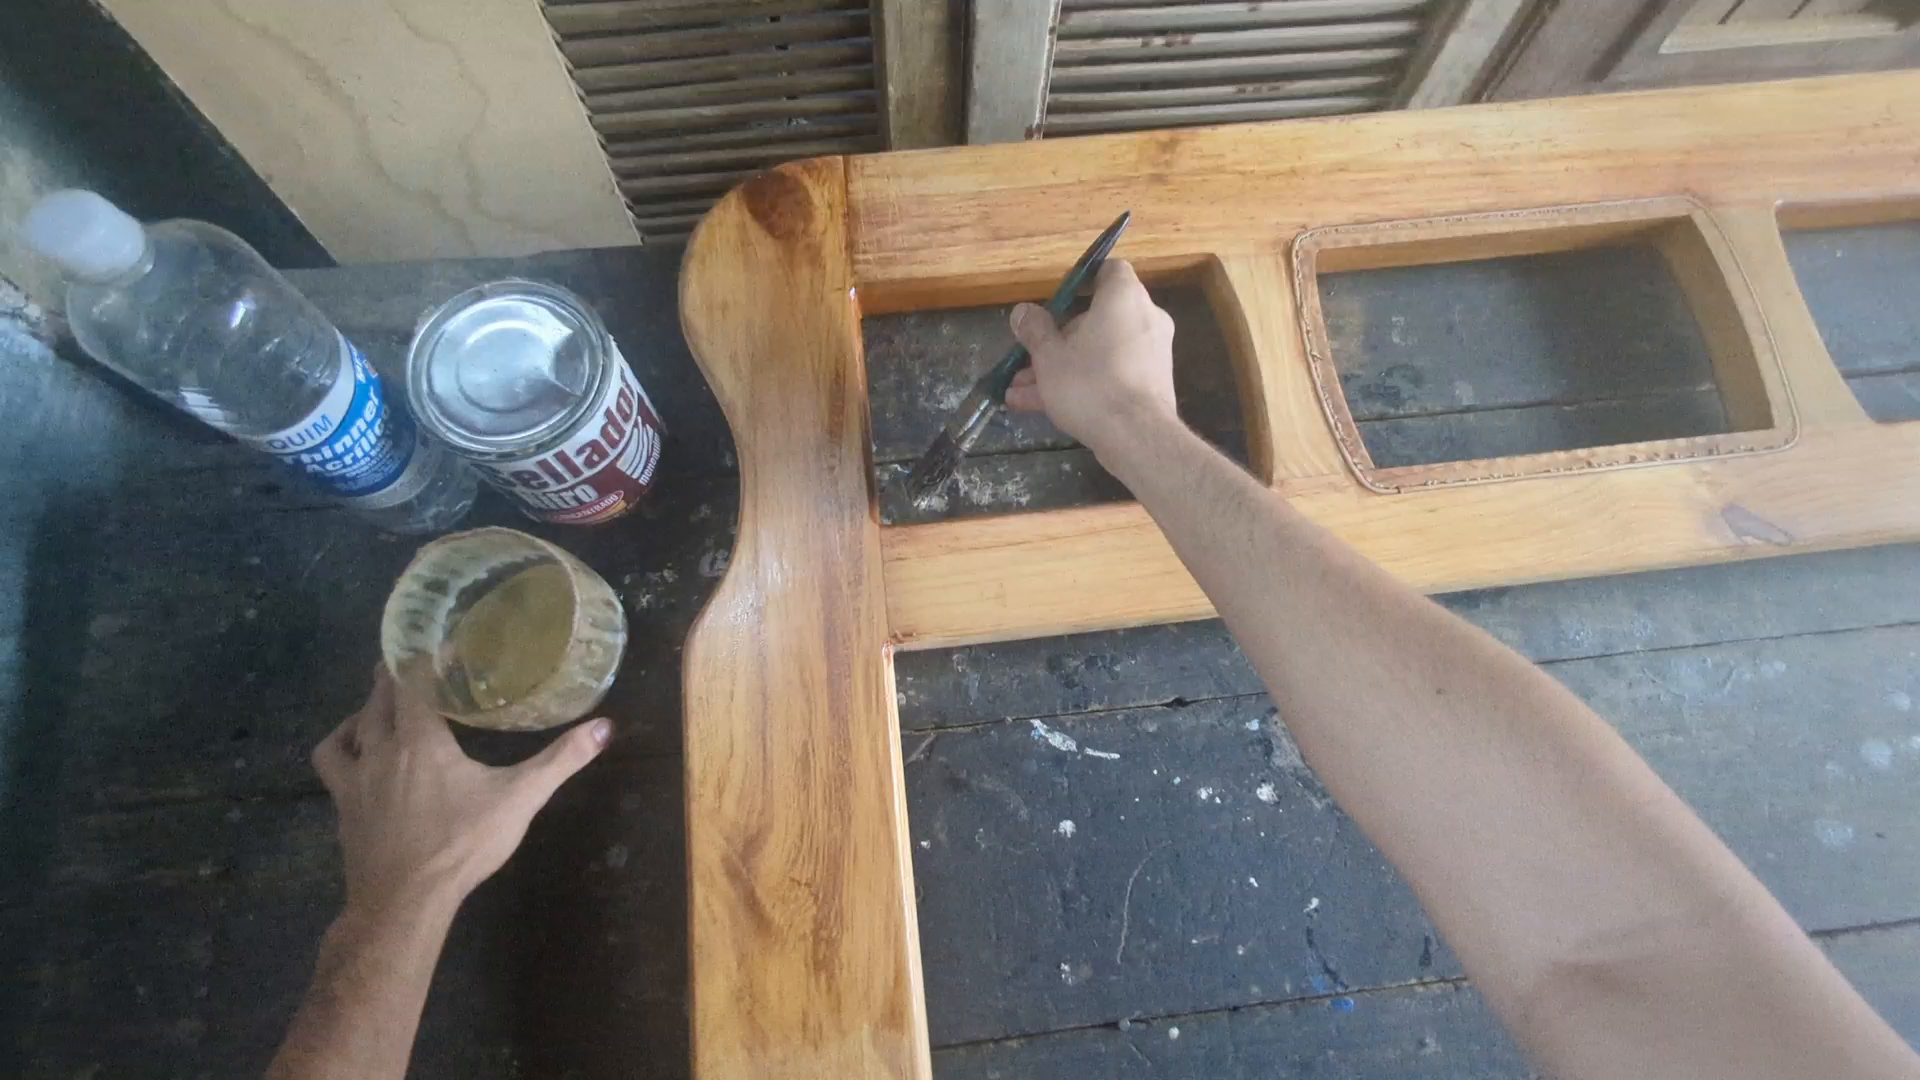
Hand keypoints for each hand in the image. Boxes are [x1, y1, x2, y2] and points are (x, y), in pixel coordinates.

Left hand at [311, 665, 610, 917]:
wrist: (403, 904)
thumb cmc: (462, 841)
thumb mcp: (521, 797)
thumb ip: (562, 759)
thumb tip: (606, 727)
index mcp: (419, 743)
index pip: (413, 687)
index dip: (422, 662)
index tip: (435, 645)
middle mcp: (380, 754)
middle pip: (374, 704)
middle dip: (389, 681)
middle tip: (406, 665)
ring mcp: (354, 787)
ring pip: (342, 737)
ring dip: (356, 717)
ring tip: (375, 712)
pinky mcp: (344, 815)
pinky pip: (334, 772)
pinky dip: (344, 756)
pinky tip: (363, 765)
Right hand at [1005, 259, 1178, 454]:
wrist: (1136, 436)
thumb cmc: (1090, 384)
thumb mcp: (1049, 357)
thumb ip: (1034, 331)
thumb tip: (1022, 312)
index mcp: (1123, 298)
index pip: (1108, 270)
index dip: (1080, 281)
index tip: (1055, 301)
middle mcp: (1144, 318)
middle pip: (1095, 320)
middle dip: (1056, 342)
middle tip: (1026, 360)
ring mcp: (1149, 354)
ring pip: (1097, 353)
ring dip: (1060, 369)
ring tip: (1021, 393)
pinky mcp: (1149, 385)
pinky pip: (1110, 374)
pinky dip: (1083, 384)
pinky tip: (1043, 408)